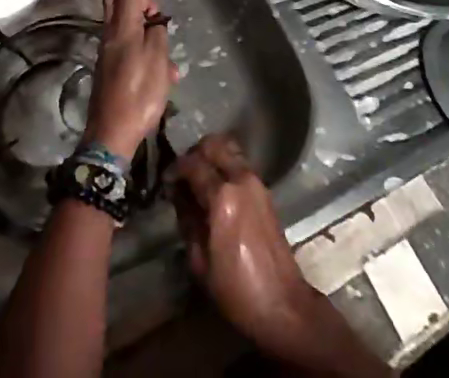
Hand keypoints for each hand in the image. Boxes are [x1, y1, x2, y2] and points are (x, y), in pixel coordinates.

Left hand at [81, 0, 177, 158]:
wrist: (111, 133)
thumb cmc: (138, 96)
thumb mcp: (156, 63)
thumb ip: (156, 35)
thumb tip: (153, 21)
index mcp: (121, 31)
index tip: (158, 11)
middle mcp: (110, 36)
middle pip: (112, 1)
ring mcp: (107, 51)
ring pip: (116, 20)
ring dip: (132, 11)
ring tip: (147, 9)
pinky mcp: (108, 66)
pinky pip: (123, 41)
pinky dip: (137, 38)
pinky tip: (158, 62)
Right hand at [171, 135, 322, 352]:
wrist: (283, 305)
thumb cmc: (236, 288)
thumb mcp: (199, 259)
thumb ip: (187, 218)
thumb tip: (178, 194)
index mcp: (223, 196)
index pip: (192, 164)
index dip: (174, 169)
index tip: (166, 182)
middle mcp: (241, 180)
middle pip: (214, 144)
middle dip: (194, 153)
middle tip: (183, 175)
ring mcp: (257, 183)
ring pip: (230, 149)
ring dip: (211, 157)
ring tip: (198, 180)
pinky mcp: (266, 192)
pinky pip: (240, 165)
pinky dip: (225, 167)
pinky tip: (215, 190)